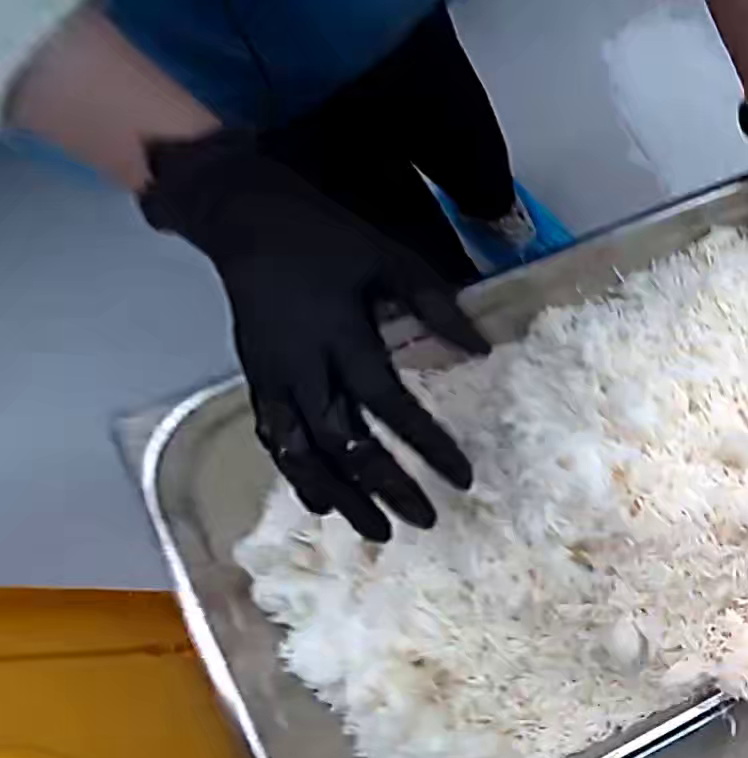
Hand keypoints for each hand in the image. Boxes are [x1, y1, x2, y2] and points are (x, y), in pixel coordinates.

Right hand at [141, 131, 488, 541]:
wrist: (241, 214)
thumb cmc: (330, 240)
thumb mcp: (393, 262)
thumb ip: (438, 308)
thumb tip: (485, 352)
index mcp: (336, 335)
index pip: (387, 403)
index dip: (425, 443)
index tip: (463, 477)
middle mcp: (297, 363)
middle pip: (340, 438)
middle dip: (382, 484)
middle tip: (424, 521)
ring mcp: (269, 373)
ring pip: (299, 448)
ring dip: (338, 493)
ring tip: (376, 531)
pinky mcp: (255, 377)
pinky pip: (273, 435)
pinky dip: (297, 472)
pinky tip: (320, 504)